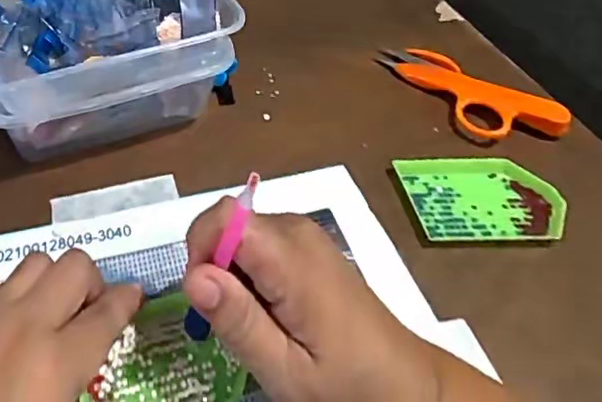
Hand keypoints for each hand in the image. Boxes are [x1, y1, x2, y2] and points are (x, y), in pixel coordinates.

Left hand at [0, 249, 142, 401]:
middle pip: (76, 266)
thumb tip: (93, 357)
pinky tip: (20, 326)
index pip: (105, 314)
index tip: (135, 296)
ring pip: (40, 261)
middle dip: (92, 285)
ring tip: (57, 313)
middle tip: (92, 314)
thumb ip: (82, 380)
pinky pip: (6, 282)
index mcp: (56, 361)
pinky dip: (24, 294)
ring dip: (56, 281)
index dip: (126, 302)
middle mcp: (27, 323)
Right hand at [182, 201, 509, 401]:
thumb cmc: (349, 385)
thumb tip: (192, 278)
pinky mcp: (306, 241)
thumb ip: (238, 321)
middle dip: (213, 266)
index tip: (204, 300)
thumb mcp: (288, 372)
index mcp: (290, 255)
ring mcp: (302, 231)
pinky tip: (271, 311)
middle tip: (229, 324)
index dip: (200, 249)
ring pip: (239, 232)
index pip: (223, 216)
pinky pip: (257, 240)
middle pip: (227, 223)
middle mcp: (294, 228)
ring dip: (230, 272)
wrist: (409, 385)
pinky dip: (248, 270)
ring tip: (255, 324)